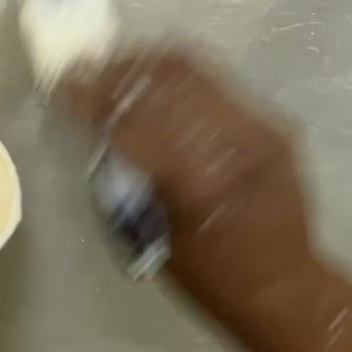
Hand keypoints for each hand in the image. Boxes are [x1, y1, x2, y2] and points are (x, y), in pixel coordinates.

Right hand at [58, 48, 317, 322]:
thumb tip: (100, 124)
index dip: (92, 96)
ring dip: (148, 65)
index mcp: (193, 183)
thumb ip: (130, 172)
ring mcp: (258, 129)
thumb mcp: (153, 229)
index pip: (130, 121)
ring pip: (193, 72)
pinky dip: (180, 77)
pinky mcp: (274, 124)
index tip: (65, 82)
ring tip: (120, 64)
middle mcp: (230, 146)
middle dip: (118, 70)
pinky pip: (218, 84)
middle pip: (162, 83)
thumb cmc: (207, 273)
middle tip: (89, 67)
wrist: (286, 287)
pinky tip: (159, 78)